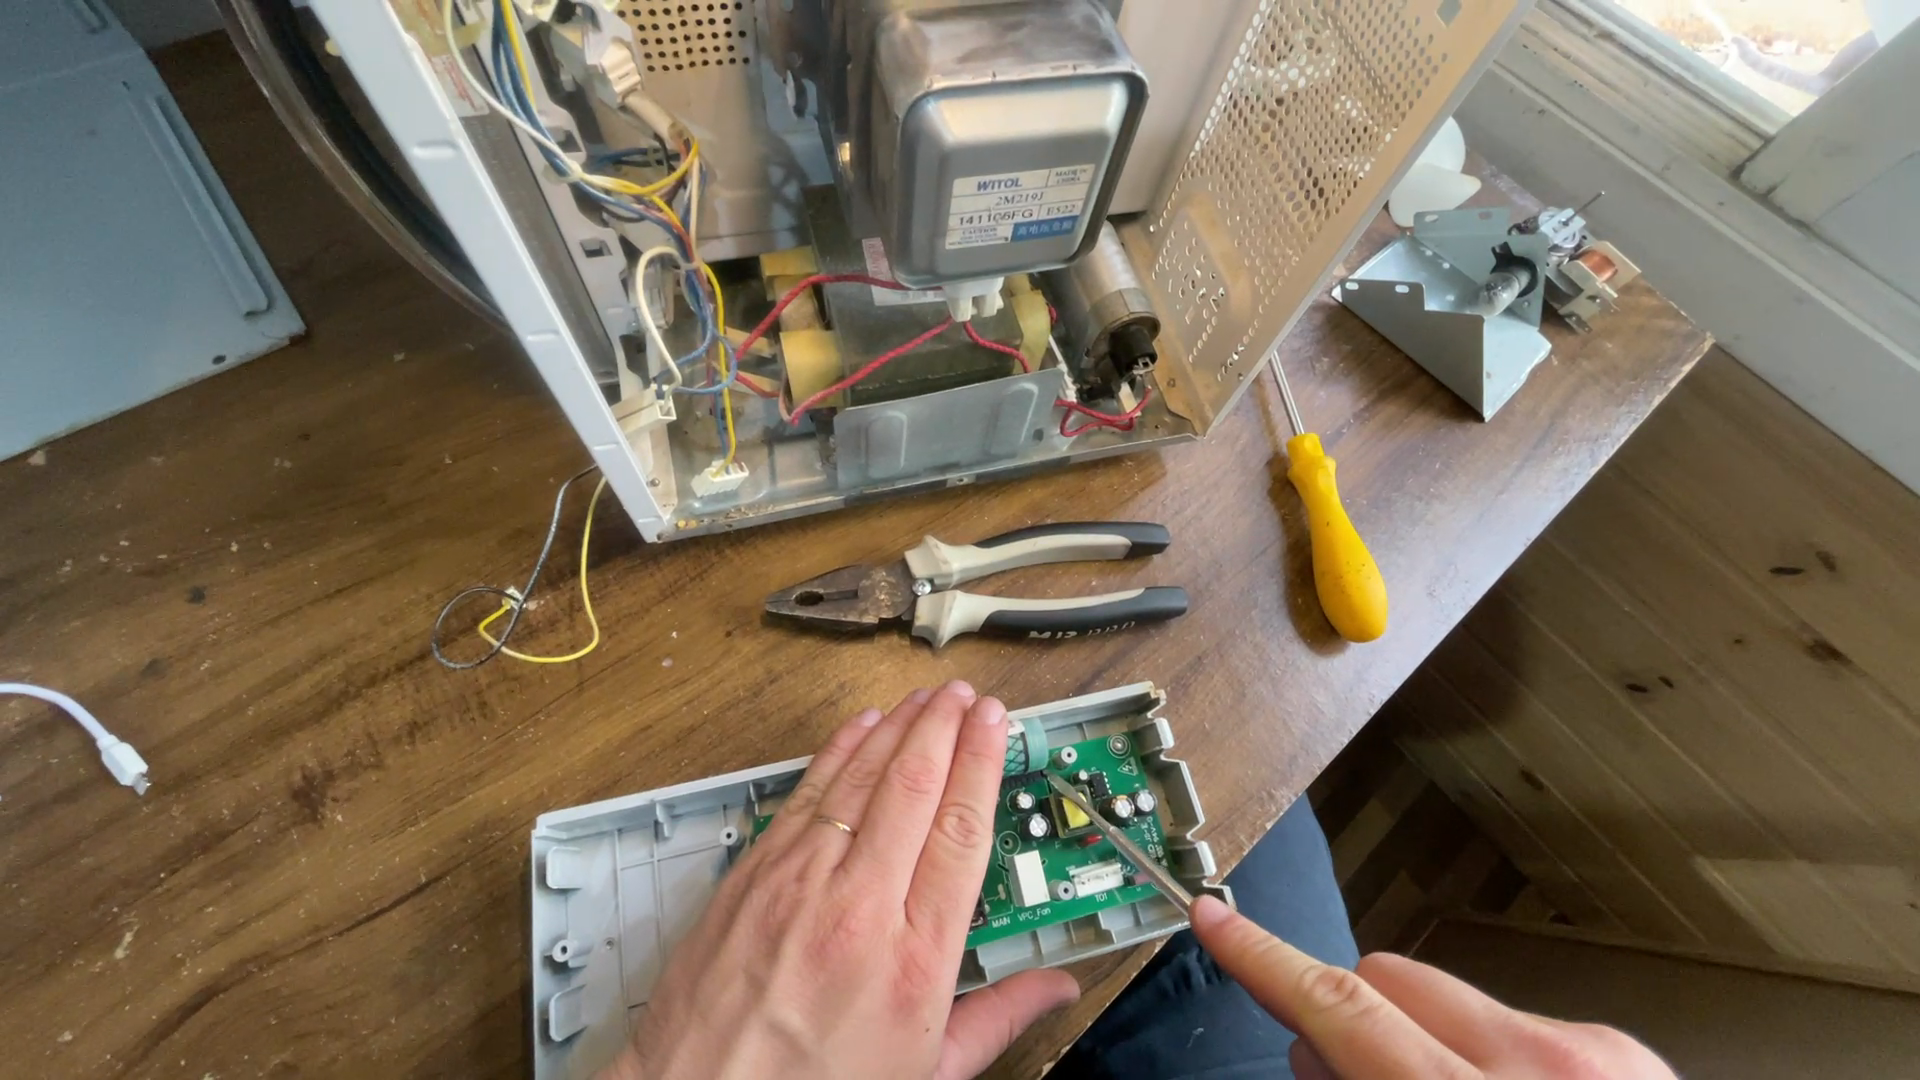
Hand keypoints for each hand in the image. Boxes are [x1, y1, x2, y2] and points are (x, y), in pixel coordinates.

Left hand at [599, 682, 1080, 1079]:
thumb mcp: (925, 1073)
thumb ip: (997, 1019)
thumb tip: (1058, 990)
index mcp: (915, 957)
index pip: (962, 829)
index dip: (983, 762)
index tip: (995, 725)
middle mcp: (861, 904)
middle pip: (916, 785)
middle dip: (945, 727)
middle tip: (966, 696)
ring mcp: (802, 879)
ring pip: (863, 776)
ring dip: (899, 726)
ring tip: (926, 698)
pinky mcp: (758, 869)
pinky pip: (809, 791)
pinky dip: (841, 748)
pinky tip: (863, 724)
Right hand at [1188, 896, 1675, 1078]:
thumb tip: (1311, 1058)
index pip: (1341, 1006)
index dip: (1262, 958)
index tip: (1215, 919)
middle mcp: (1545, 1069)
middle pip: (1381, 976)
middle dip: (1344, 1016)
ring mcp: (1601, 1058)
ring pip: (1439, 995)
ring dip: (1408, 1037)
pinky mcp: (1631, 1058)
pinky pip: (1503, 1021)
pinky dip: (1472, 1055)